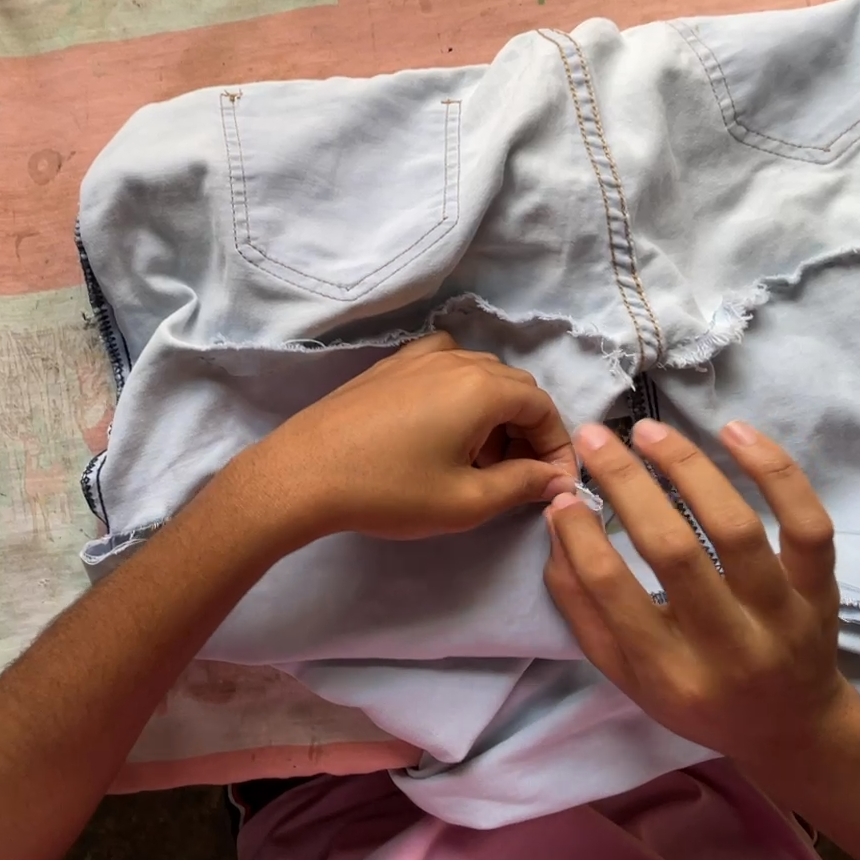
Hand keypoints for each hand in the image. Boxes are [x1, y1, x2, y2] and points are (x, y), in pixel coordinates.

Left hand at [221, 333, 578, 547]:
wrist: (304, 473)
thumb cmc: (389, 490)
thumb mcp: (466, 501)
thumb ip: (522, 485)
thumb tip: (556, 480)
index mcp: (481, 386)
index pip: (542, 405)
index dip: (555, 446)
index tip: (551, 484)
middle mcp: (454, 360)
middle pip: (512, 386)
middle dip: (525, 431)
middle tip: (514, 476)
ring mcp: (416, 358)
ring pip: (477, 374)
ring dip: (491, 412)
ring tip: (474, 459)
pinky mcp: (387, 366)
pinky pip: (440, 365)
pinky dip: (456, 390)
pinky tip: (439, 424)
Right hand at [542, 418, 859, 781]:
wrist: (793, 730)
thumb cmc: (690, 696)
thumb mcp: (620, 670)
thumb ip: (579, 602)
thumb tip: (559, 521)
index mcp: (669, 672)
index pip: (613, 589)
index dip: (580, 534)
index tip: (562, 494)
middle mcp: (730, 648)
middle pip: (673, 550)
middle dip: (625, 483)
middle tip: (593, 438)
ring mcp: (784, 618)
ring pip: (737, 529)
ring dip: (688, 467)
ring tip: (648, 431)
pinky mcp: (824, 592)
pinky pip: (809, 524)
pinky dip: (776, 472)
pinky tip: (735, 431)